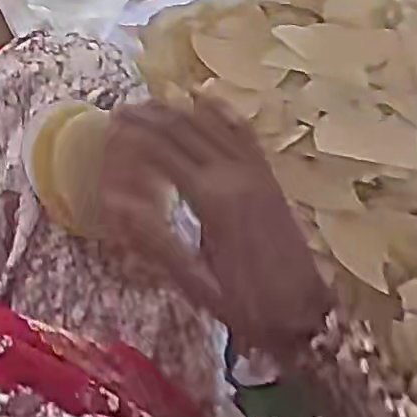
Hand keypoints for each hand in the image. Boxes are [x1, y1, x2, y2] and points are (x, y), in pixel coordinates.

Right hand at [100, 96, 330, 356]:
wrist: (305, 317)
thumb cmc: (245, 305)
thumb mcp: (194, 281)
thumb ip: (154, 238)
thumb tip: (115, 201)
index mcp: (212, 198)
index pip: (163, 151)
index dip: (134, 134)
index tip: (111, 125)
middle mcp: (232, 173)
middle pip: (183, 130)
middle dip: (149, 116)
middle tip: (122, 110)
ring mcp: (253, 170)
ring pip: (209, 124)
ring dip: (177, 109)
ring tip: (149, 102)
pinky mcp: (267, 174)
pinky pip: (241, 131)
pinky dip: (219, 112)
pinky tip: (203, 98)